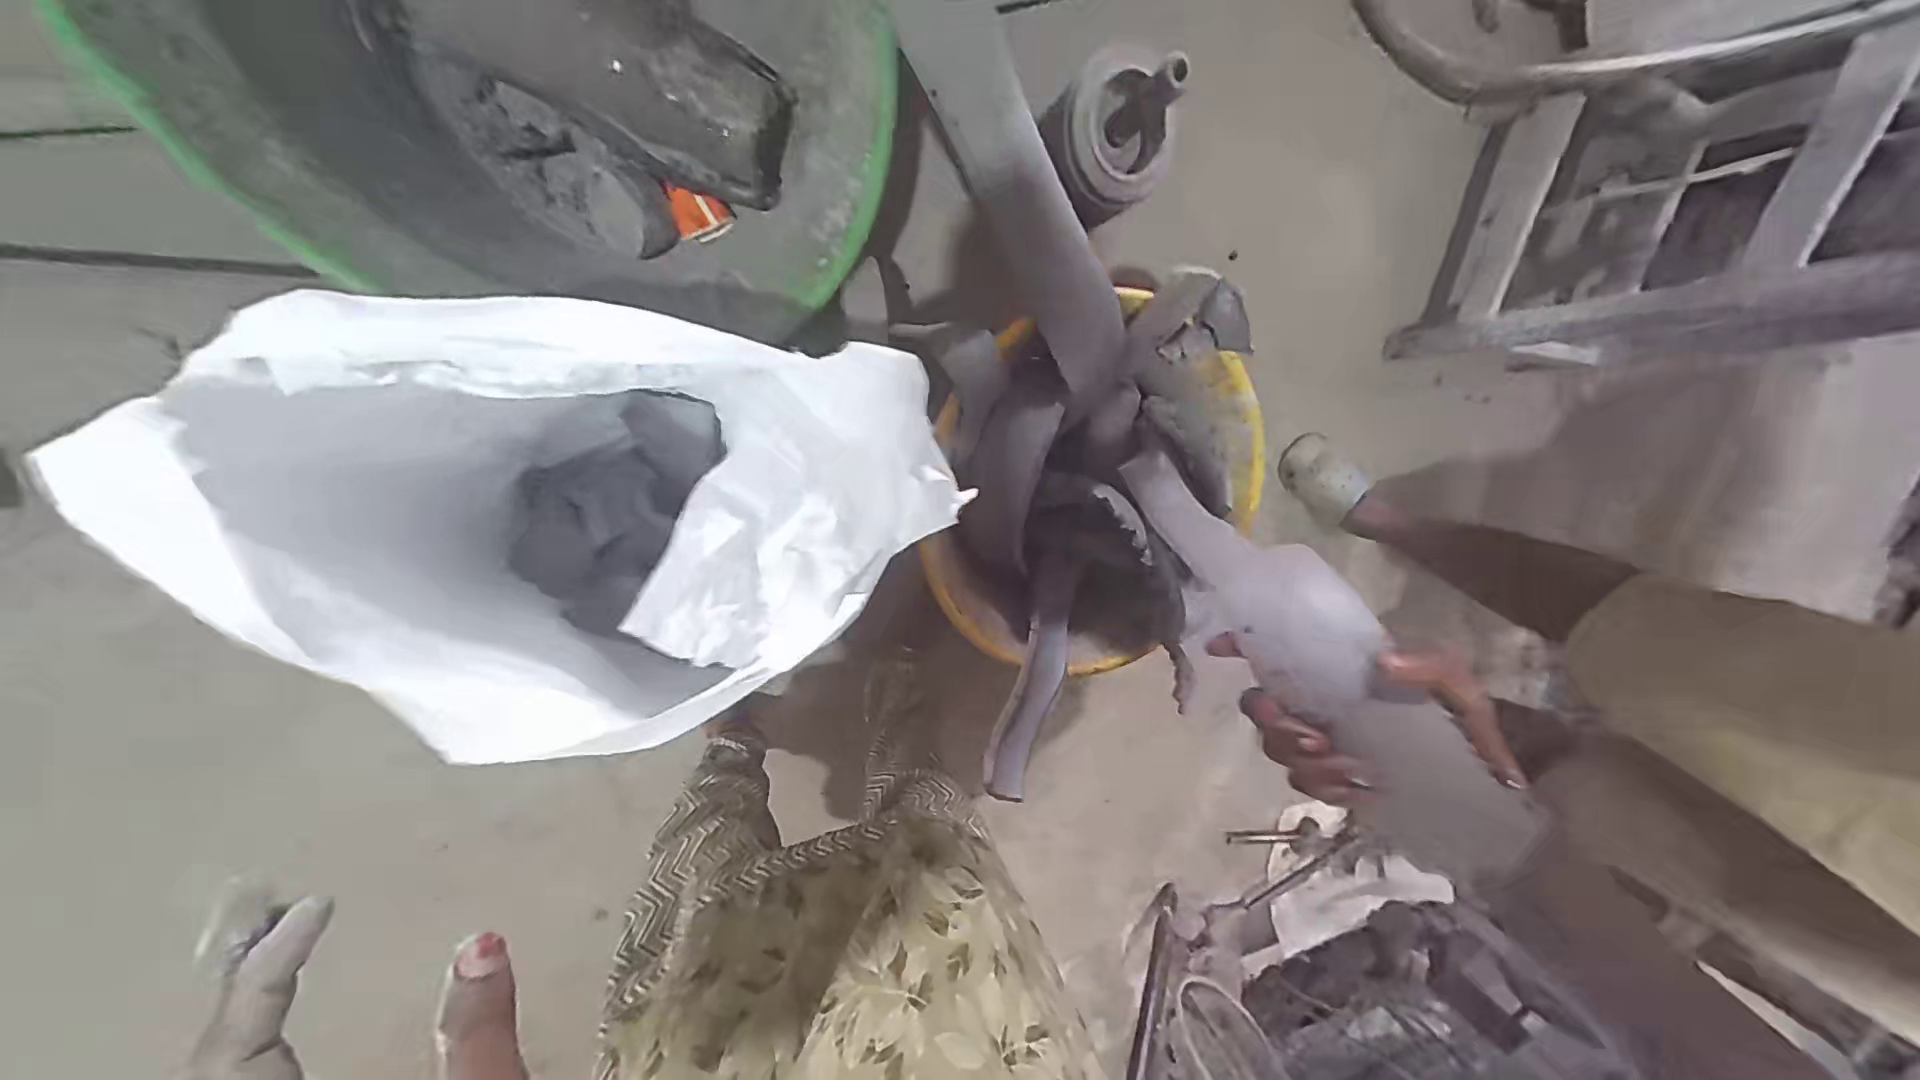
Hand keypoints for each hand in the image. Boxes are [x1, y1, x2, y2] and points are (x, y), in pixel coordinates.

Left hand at [181, 888, 529, 1079]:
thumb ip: (478, 1037)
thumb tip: (480, 940)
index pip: (238, 1052)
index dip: (266, 973)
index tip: (315, 907)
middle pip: (206, 1065)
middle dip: (229, 977)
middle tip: (253, 899)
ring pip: (216, 1076)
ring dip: (235, 998)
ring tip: (254, 936)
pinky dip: (252, 1031)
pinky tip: (272, 1005)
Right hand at [1212, 638, 1527, 802]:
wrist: (1493, 774)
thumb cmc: (1468, 719)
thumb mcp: (1455, 683)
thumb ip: (1426, 665)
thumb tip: (1382, 662)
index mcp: (1332, 675)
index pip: (1271, 655)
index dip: (1238, 646)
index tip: (1221, 648)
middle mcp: (1314, 705)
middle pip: (1259, 710)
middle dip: (1276, 726)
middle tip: (1316, 740)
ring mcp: (1321, 743)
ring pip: (1277, 749)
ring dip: (1301, 760)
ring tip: (1347, 769)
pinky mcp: (1336, 780)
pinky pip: (1306, 785)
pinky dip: (1324, 788)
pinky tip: (1355, 790)